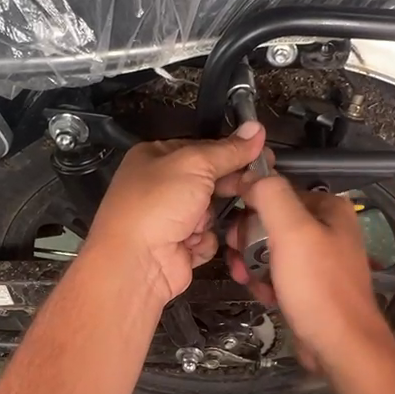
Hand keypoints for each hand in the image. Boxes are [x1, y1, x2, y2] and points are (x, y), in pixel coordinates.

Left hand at [80, 123, 265, 303]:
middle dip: (226, 187)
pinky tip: (191, 242)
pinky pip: (207, 239)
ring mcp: (169, 218)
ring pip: (212, 212)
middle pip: (209, 180)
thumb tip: (254, 130)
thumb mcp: (195, 165)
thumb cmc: (153, 207)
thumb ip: (228, 150)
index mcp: (156, 157)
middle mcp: (161, 187)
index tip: (258, 153)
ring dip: (211, 218)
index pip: (202, 148)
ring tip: (198, 222)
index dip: (231, 151)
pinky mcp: (179, 247)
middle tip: (251, 186)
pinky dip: (204, 242)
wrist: (136, 263)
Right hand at [226, 173, 394, 372]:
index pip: (278, 190)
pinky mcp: (311, 287)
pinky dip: (265, 282)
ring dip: (253, 263)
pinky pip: (278, 274)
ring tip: (246, 278)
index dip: (249, 203)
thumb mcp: (292, 231)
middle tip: (238, 255)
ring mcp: (320, 260)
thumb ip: (270, 195)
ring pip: (271, 250)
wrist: (340, 346)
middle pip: (272, 221)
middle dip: (249, 239)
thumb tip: (249, 176)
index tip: (230, 223)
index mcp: (329, 208)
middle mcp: (327, 229)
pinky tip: (263, 295)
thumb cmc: (318, 287)